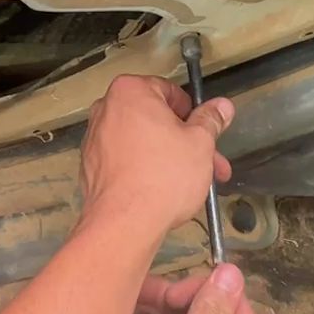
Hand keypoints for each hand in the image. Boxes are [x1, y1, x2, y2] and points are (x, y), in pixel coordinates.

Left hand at [80, 74, 232, 238]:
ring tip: (192, 183)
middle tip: (208, 163)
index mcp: (130, 91)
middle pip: (155, 117)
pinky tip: (163, 190)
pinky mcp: (92, 164)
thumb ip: (210, 119)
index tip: (204, 133)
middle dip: (184, 140)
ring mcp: (96, 136)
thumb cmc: (162, 177)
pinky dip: (143, 167)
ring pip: (141, 139)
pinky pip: (125, 158)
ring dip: (167, 156)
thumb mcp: (199, 143)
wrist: (124, 223)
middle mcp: (107, 108)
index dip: (192, 114)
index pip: (169, 90)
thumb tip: (221, 106)